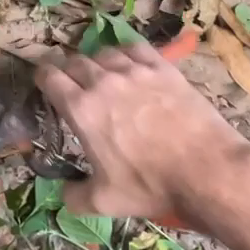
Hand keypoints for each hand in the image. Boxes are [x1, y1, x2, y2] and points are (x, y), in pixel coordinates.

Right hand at [35, 42, 249, 219]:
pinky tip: (131, 65)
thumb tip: (62, 193)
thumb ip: (74, 196)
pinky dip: (126, 54)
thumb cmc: (151, 186)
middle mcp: (102, 82)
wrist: (207, 171)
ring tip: (103, 76)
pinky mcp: (162, 68)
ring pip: (103, 53)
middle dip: (68, 72)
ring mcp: (134, 71)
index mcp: (81, 109)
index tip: (45, 85)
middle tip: (74, 86)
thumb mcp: (104, 201)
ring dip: (97, 63)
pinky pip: (134, 48)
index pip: (49, 77)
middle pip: (74, 62)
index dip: (42, 78)